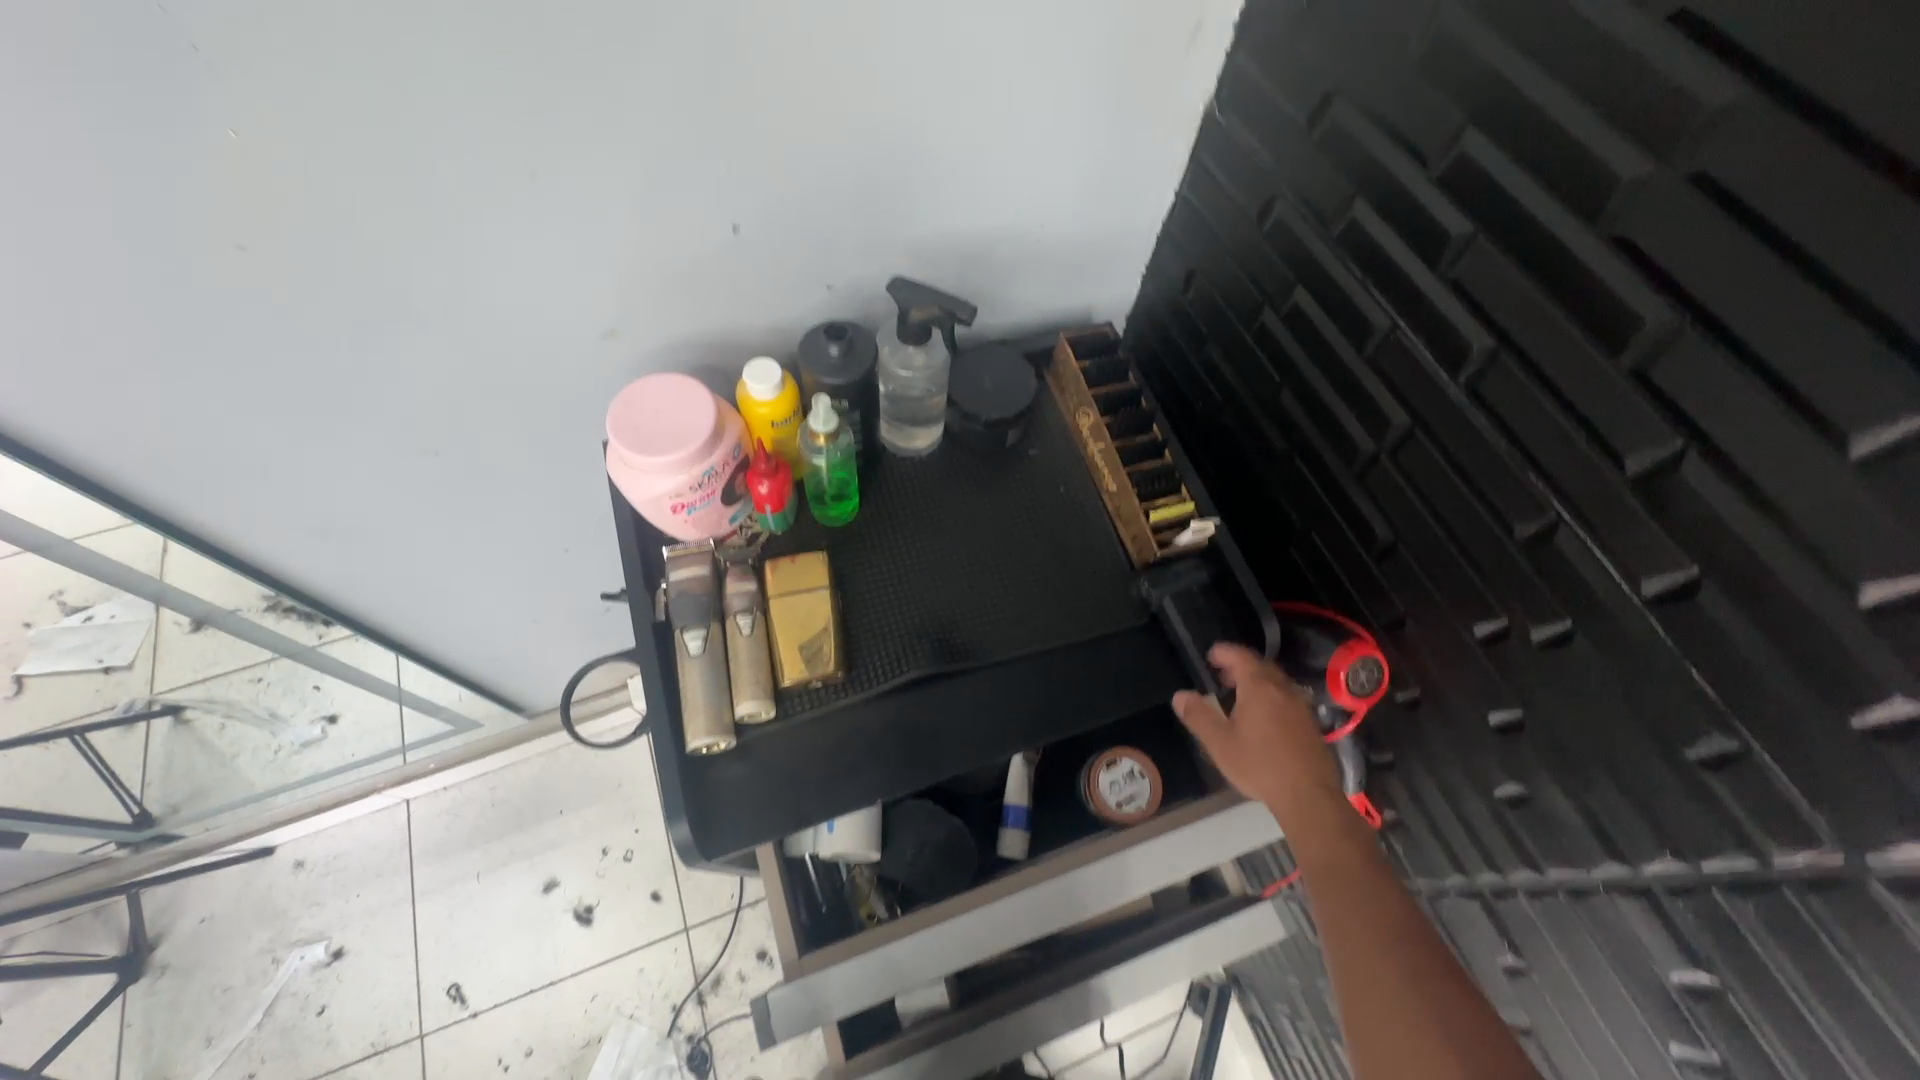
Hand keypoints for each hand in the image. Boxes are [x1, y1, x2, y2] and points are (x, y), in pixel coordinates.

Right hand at [1172, 642, 1336, 807]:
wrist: (1308, 794)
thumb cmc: (1259, 765)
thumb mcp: (1220, 743)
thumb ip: (1199, 716)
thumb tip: (1180, 695)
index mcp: (1259, 688)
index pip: (1241, 657)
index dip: (1225, 652)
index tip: (1212, 654)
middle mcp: (1282, 690)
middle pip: (1262, 667)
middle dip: (1241, 666)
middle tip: (1223, 675)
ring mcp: (1300, 707)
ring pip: (1277, 683)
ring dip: (1258, 682)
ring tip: (1241, 696)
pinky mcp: (1310, 724)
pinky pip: (1287, 698)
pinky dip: (1271, 697)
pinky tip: (1264, 718)